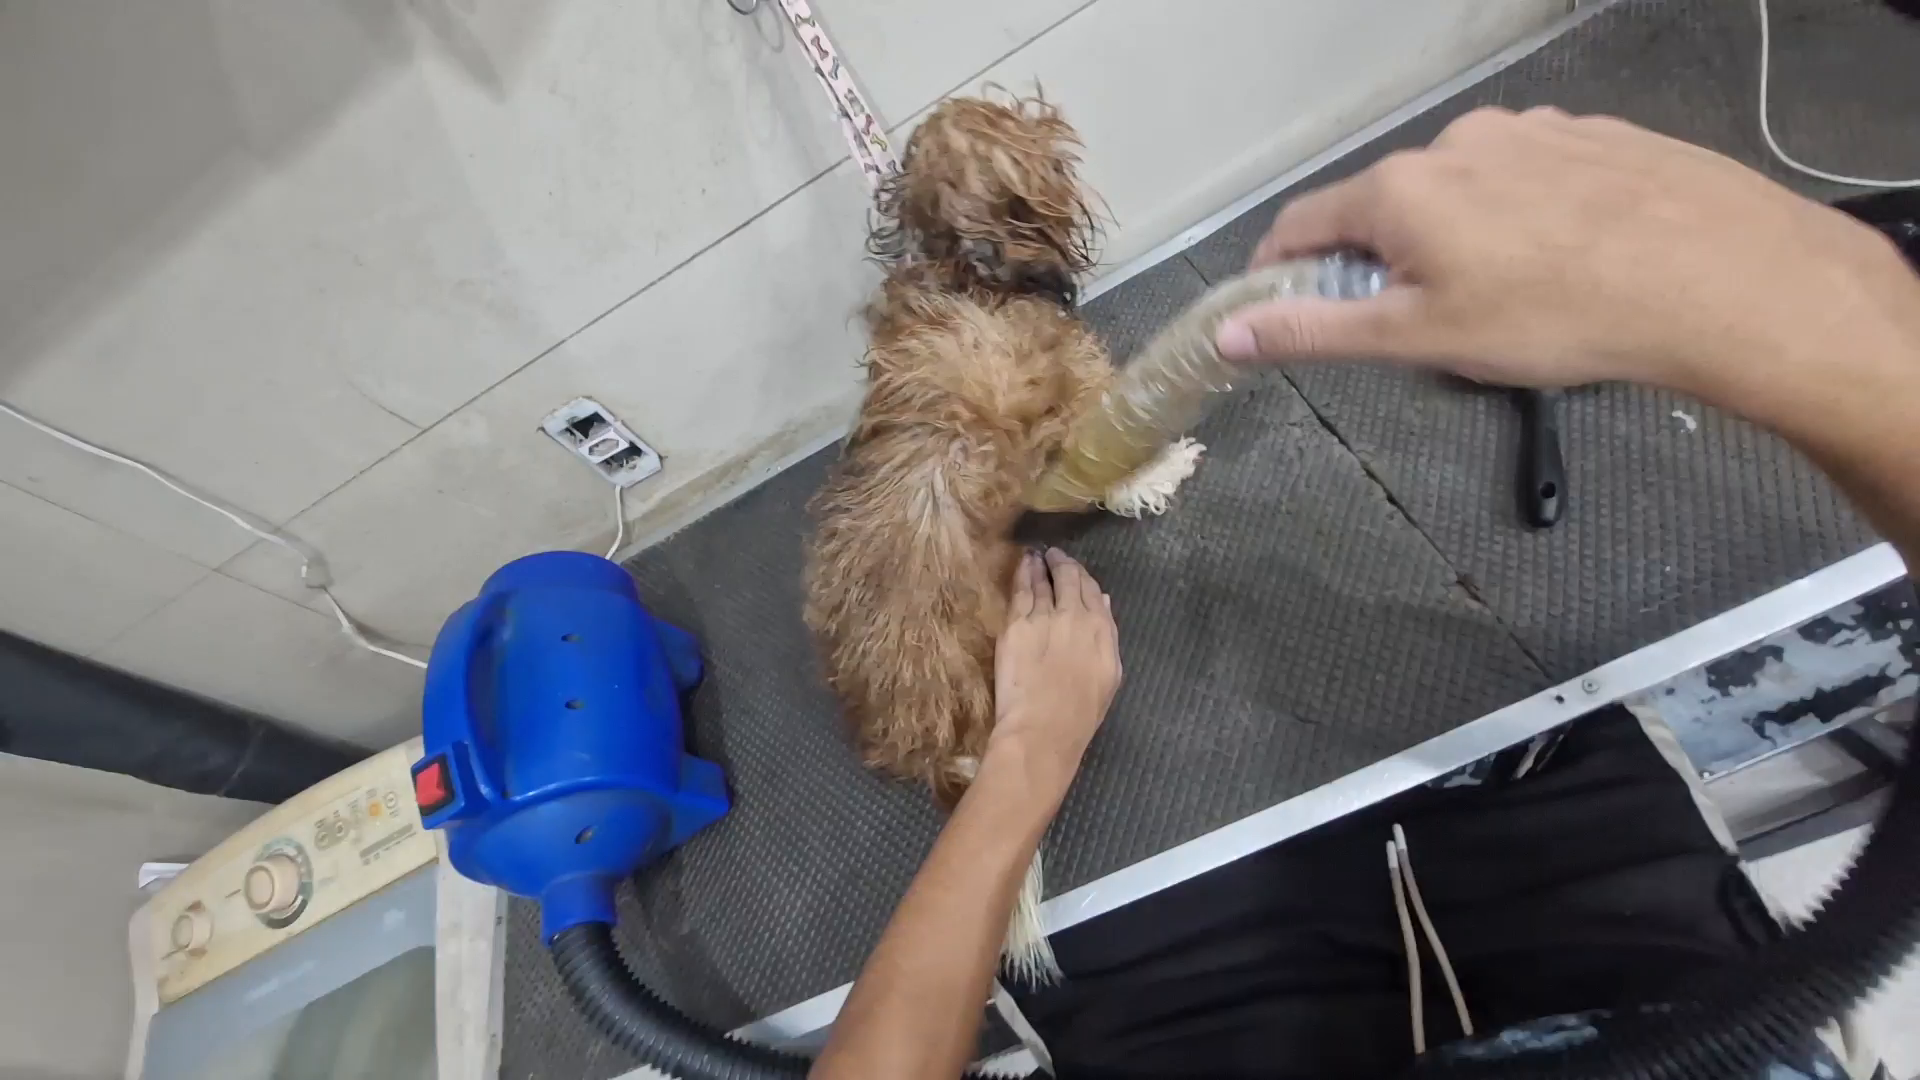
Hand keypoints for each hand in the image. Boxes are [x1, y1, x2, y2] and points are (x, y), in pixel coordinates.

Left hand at [985, 548, 1122, 791]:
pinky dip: (1022, 574)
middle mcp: (1075, 615)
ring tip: (1035, 555)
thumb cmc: (1081, 712)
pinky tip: (1022, 565)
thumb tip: (1104, 602)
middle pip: (1068, 579)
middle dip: (1062, 564)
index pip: (1093, 591)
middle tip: (1054, 555)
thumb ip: (1107, 634)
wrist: (1044, 727)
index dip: (1083, 577)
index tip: (1074, 570)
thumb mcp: (1109, 674)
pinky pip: (1020, 590)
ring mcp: (1043, 616)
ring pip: (1042, 581)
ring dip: (1039, 565)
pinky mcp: (1016, 624)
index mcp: (1102, 629)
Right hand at [1213, 108, 1919, 410]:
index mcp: (1397, 190)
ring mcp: (1526, 129)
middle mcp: (1452, 142)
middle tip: (1400, 319)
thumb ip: (1310, 330)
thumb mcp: (1412, 337)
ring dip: (1432, 236)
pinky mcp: (1586, 133)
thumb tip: (1225, 334)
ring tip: (1481, 291)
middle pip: (1372, 207)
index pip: (1298, 223)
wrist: (1725, 280)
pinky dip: (1496, 214)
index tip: (1281, 306)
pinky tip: (1541, 255)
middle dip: (1365, 260)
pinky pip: (1509, 176)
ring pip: (1443, 190)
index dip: (1277, 268)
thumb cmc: (1548, 316)